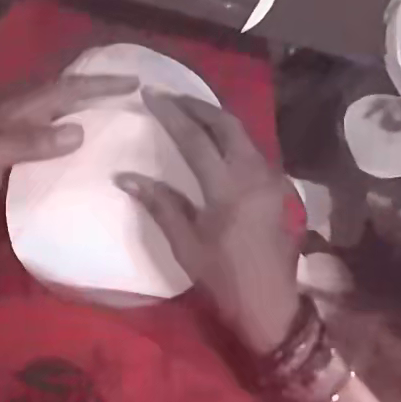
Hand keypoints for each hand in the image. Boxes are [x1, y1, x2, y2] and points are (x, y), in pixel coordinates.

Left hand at [0, 74, 139, 252]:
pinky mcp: (5, 161)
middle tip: (129, 95)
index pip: (62, 89)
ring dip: (81, 114)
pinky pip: (43, 144)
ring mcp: (9, 138)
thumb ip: (27, 142)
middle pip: (60, 97)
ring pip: (53, 118)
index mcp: (12, 109)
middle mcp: (15, 117)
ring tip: (115, 120)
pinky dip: (64, 143)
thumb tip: (78, 130)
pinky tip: (80, 156)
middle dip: (92, 92)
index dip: (96, 85)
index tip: (132, 82)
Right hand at [117, 91, 303, 354]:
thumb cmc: (224, 278)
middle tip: (169, 97)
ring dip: (214, 117)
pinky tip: (212, 137)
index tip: (151, 95)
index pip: (195, 139)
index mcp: (228, 189)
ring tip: (186, 110)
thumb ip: (160, 204)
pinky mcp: (276, 187)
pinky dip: (228, 134)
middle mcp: (253, 175)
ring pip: (242, 133)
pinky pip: (250, 148)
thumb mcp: (186, 244)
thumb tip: (124, 176)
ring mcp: (270, 179)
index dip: (171, 114)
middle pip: (226, 124)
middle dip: (196, 106)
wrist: (273, 306)